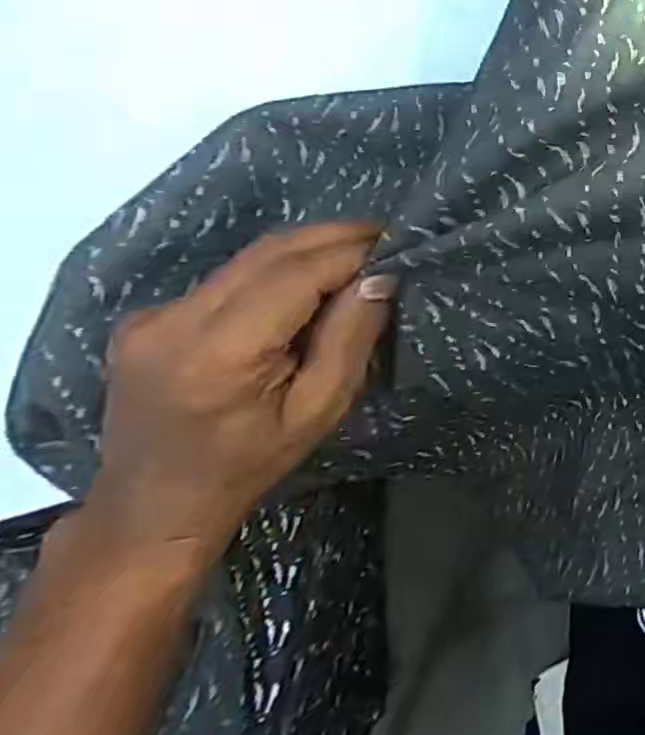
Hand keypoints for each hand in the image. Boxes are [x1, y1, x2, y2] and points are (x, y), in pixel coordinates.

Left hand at [82, 222, 395, 563]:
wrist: (155, 498)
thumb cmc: (253, 460)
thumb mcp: (323, 405)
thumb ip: (350, 336)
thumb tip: (381, 276)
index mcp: (217, 352)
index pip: (296, 274)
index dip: (353, 252)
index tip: (403, 244)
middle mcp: (173, 322)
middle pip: (269, 252)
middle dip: (337, 237)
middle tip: (392, 237)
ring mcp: (153, 316)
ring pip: (250, 257)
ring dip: (312, 248)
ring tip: (365, 254)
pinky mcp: (151, 317)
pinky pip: (232, 275)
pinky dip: (284, 267)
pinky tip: (316, 284)